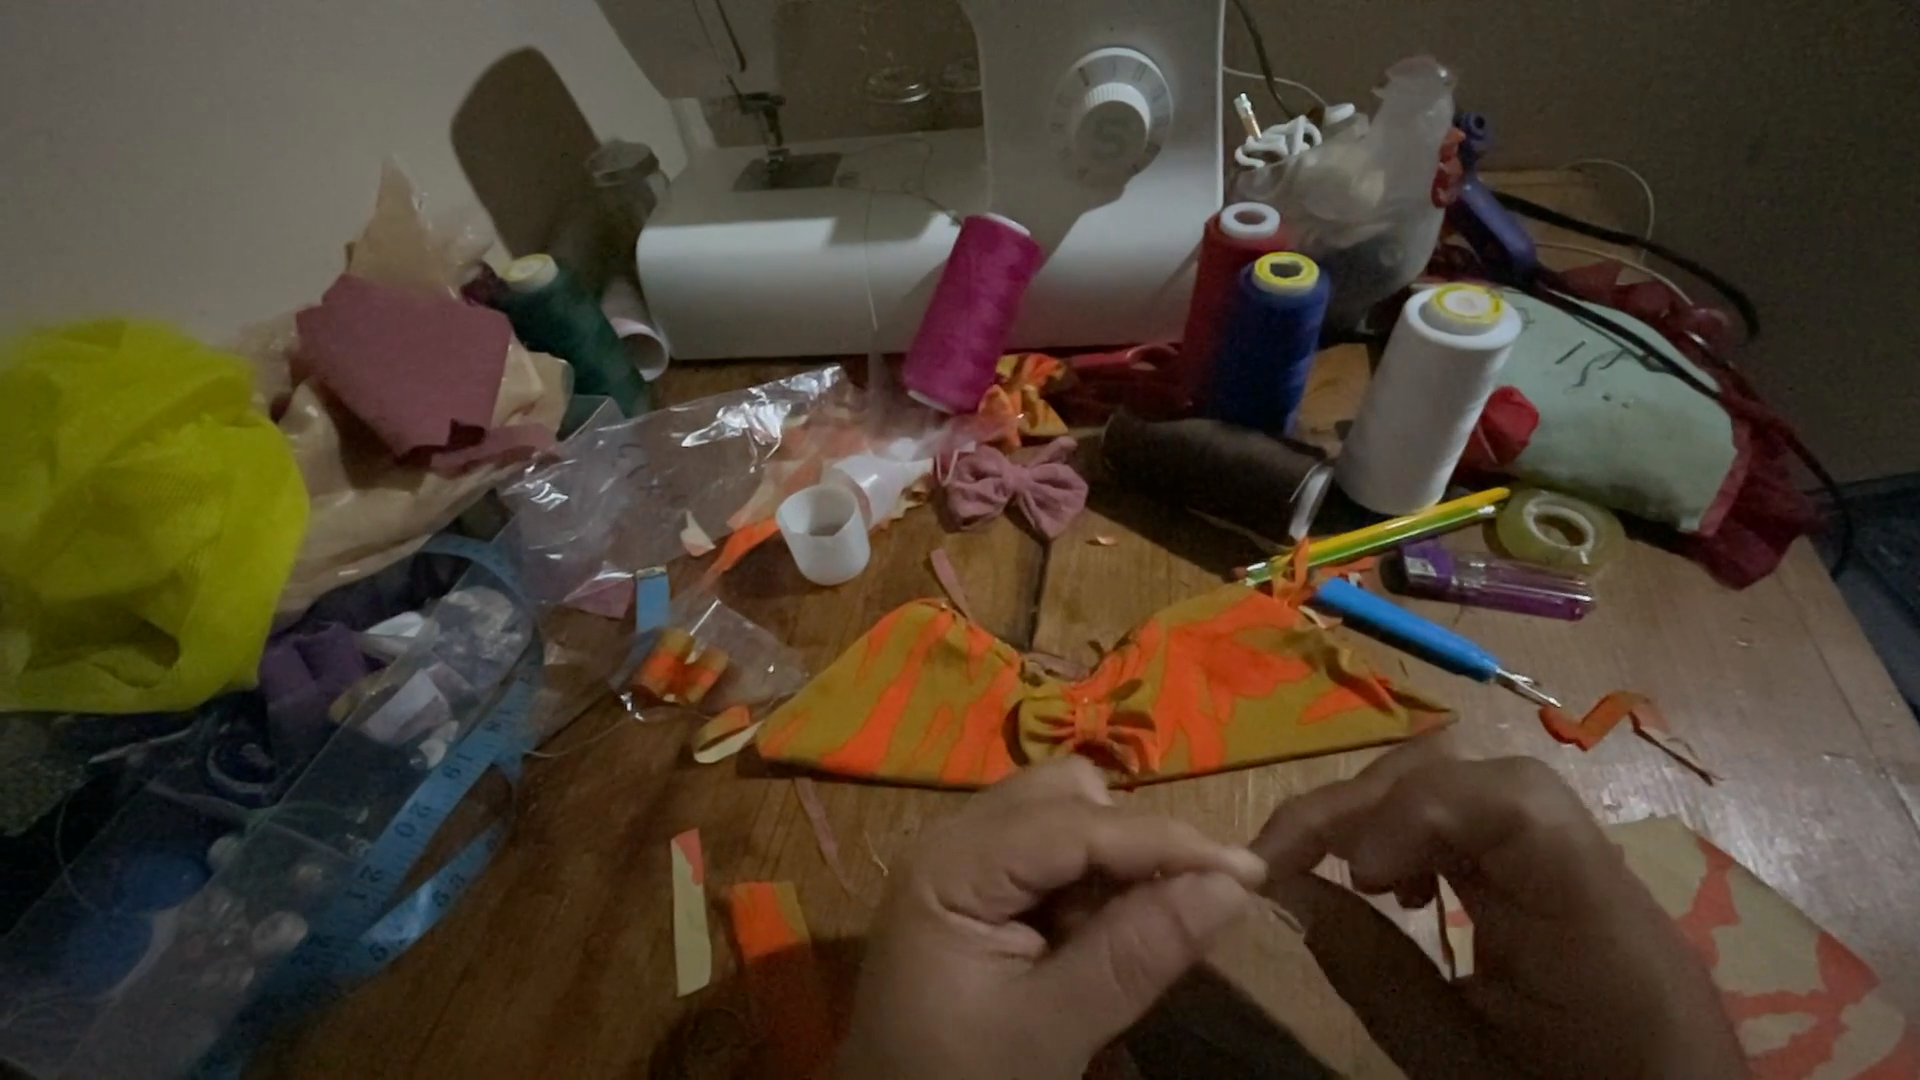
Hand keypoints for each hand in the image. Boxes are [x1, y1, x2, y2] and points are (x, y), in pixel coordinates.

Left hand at [836, 757, 1267, 1079]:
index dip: (1163, 840)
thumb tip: (1229, 885)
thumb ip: (1135, 953)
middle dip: (1128, 842)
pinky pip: (1046, 843)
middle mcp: (950, 834)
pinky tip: (1083, 933)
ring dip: (1108, 858)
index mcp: (951, 865)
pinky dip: (1084, 876)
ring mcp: (959, 849)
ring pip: (1059, 810)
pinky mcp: (973, 871)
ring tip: (1111, 936)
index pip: (1071, 825)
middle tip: (1166, 915)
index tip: (1247, 869)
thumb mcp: (1050, 1031)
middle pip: (1062, 794)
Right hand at [1253, 741, 1745, 1079]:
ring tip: (1341, 872)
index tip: (1354, 873)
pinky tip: (1390, 884)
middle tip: (1293, 859)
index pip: (1516, 805)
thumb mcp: (1456, 1069)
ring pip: (1459, 783)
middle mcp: (1590, 875)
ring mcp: (1570, 866)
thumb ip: (1369, 972)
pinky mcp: (1547, 873)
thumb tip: (1278, 885)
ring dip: (1377, 812)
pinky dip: (1403, 830)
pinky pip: (1464, 815)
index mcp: (1595, 930)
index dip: (1414, 809)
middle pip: (1470, 777)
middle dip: (1367, 804)